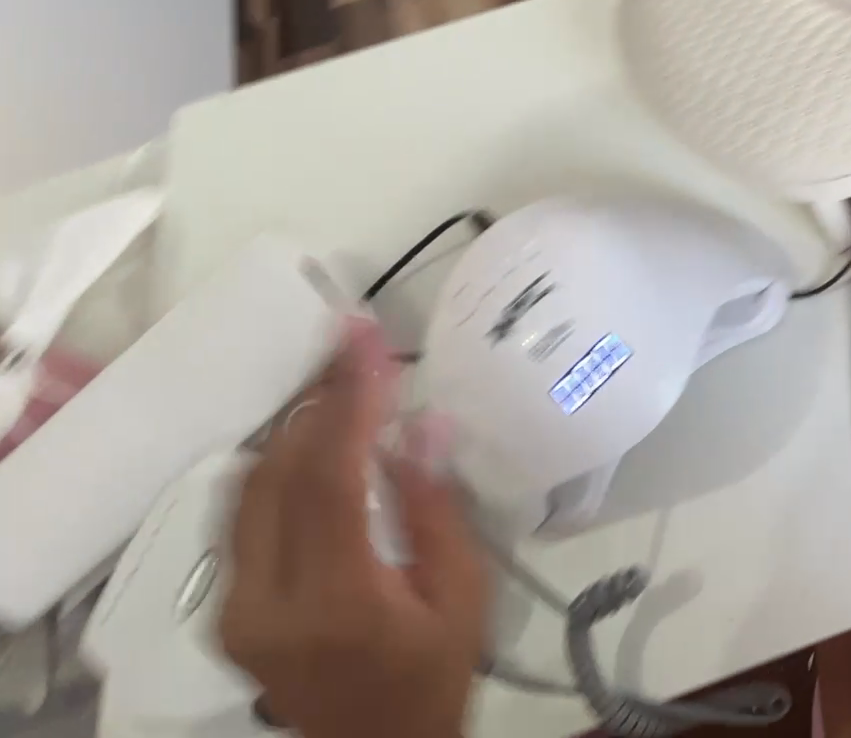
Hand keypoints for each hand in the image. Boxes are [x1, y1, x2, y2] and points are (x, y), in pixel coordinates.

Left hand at [219, 316, 489, 737]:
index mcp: (335, 597)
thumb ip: (434, 509)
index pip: (329, 479)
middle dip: (316, 399)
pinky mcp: (228, 605)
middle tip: (353, 342)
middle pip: (274, 475)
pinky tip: (316, 434)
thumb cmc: (437, 668)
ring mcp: (234, 604)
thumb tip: (424, 427)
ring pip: (248, 488)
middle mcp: (262, 599)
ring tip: (341, 373)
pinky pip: (244, 513)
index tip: (364, 342)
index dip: (347, 403)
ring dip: (295, 425)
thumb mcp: (462, 591)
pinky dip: (280, 461)